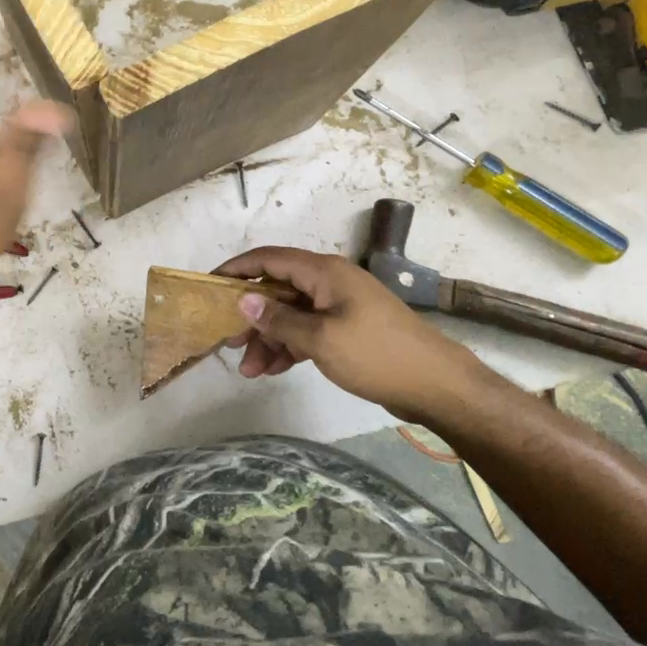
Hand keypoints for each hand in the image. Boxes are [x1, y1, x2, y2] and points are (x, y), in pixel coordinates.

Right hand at [214, 247, 485, 419]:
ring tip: (249, 370)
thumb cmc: (377, 355)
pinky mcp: (347, 330)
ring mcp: (339, 307)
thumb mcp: (320, 339)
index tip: (208, 285)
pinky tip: (272, 370)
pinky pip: (306, 331)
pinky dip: (288, 347)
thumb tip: (243, 300)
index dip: (236, 269)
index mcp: (324, 273)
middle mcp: (329, 283)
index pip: (268, 259)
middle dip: (251, 317)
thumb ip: (278, 319)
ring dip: (267, 339)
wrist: (438, 387)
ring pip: (290, 315)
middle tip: (227, 342)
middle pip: (276, 290)